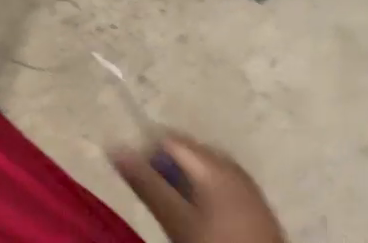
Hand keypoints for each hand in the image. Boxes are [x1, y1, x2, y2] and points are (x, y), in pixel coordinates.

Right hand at [112, 134, 285, 242]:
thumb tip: (112, 145)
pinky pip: (220, 181)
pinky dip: (205, 190)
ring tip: (179, 208)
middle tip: (159, 196)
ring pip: (203, 167)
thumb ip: (144, 181)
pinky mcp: (255, 200)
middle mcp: (229, 161)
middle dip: (167, 166)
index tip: (139, 176)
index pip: (165, 136)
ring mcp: (246, 181)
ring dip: (185, 180)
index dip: (146, 150)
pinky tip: (204, 214)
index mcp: (209, 160)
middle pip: (185, 150)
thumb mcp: (174, 217)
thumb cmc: (214, 241)